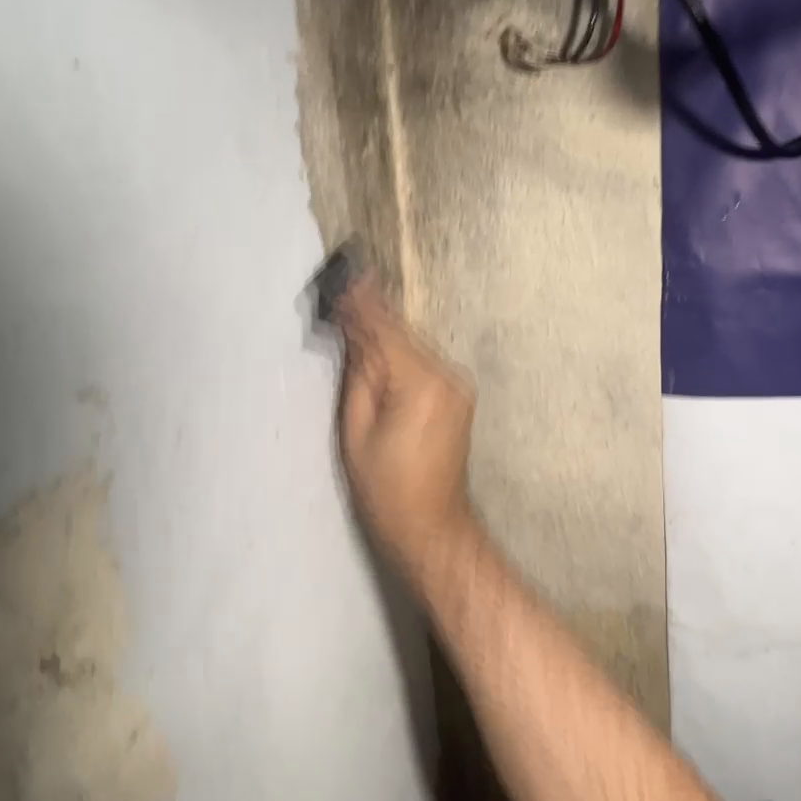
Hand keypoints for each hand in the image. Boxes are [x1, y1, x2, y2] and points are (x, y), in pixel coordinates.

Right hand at [335, 278, 477, 574]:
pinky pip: (423, 363)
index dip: (361, 305)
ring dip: (385, 333)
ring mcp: (458, 385)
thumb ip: (359, 375)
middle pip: (402, 334)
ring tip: (353, 312)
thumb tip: (354, 333)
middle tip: (342, 288)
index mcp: (421, 383)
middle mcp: (447, 376)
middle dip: (371, 316)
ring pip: (413, 346)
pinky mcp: (458, 395)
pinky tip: (379, 346)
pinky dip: (400, 353)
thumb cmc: (386, 487)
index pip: (385, 331)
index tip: (344, 277)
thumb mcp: (357, 430)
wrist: (432, 523)